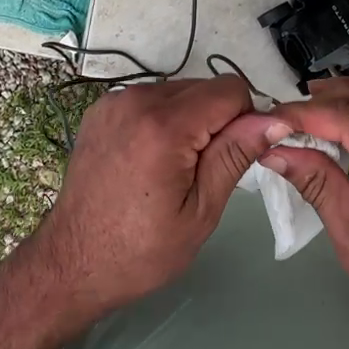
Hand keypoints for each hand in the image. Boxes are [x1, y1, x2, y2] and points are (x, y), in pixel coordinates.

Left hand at [26, 76, 280, 316]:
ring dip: (190, 119)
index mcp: (164, 125)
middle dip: (216, 120)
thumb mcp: (201, 210)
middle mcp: (136, 99)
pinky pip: (150, 99)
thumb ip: (235, 154)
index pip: (230, 89)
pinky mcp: (101, 108)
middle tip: (203, 171)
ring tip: (175, 168)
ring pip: (178, 90)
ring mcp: (114, 101)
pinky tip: (152, 159)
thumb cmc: (141, 250)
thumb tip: (275, 120)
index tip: (236, 155)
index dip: (246, 118)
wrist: (72, 261)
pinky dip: (163, 120)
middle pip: (203, 87)